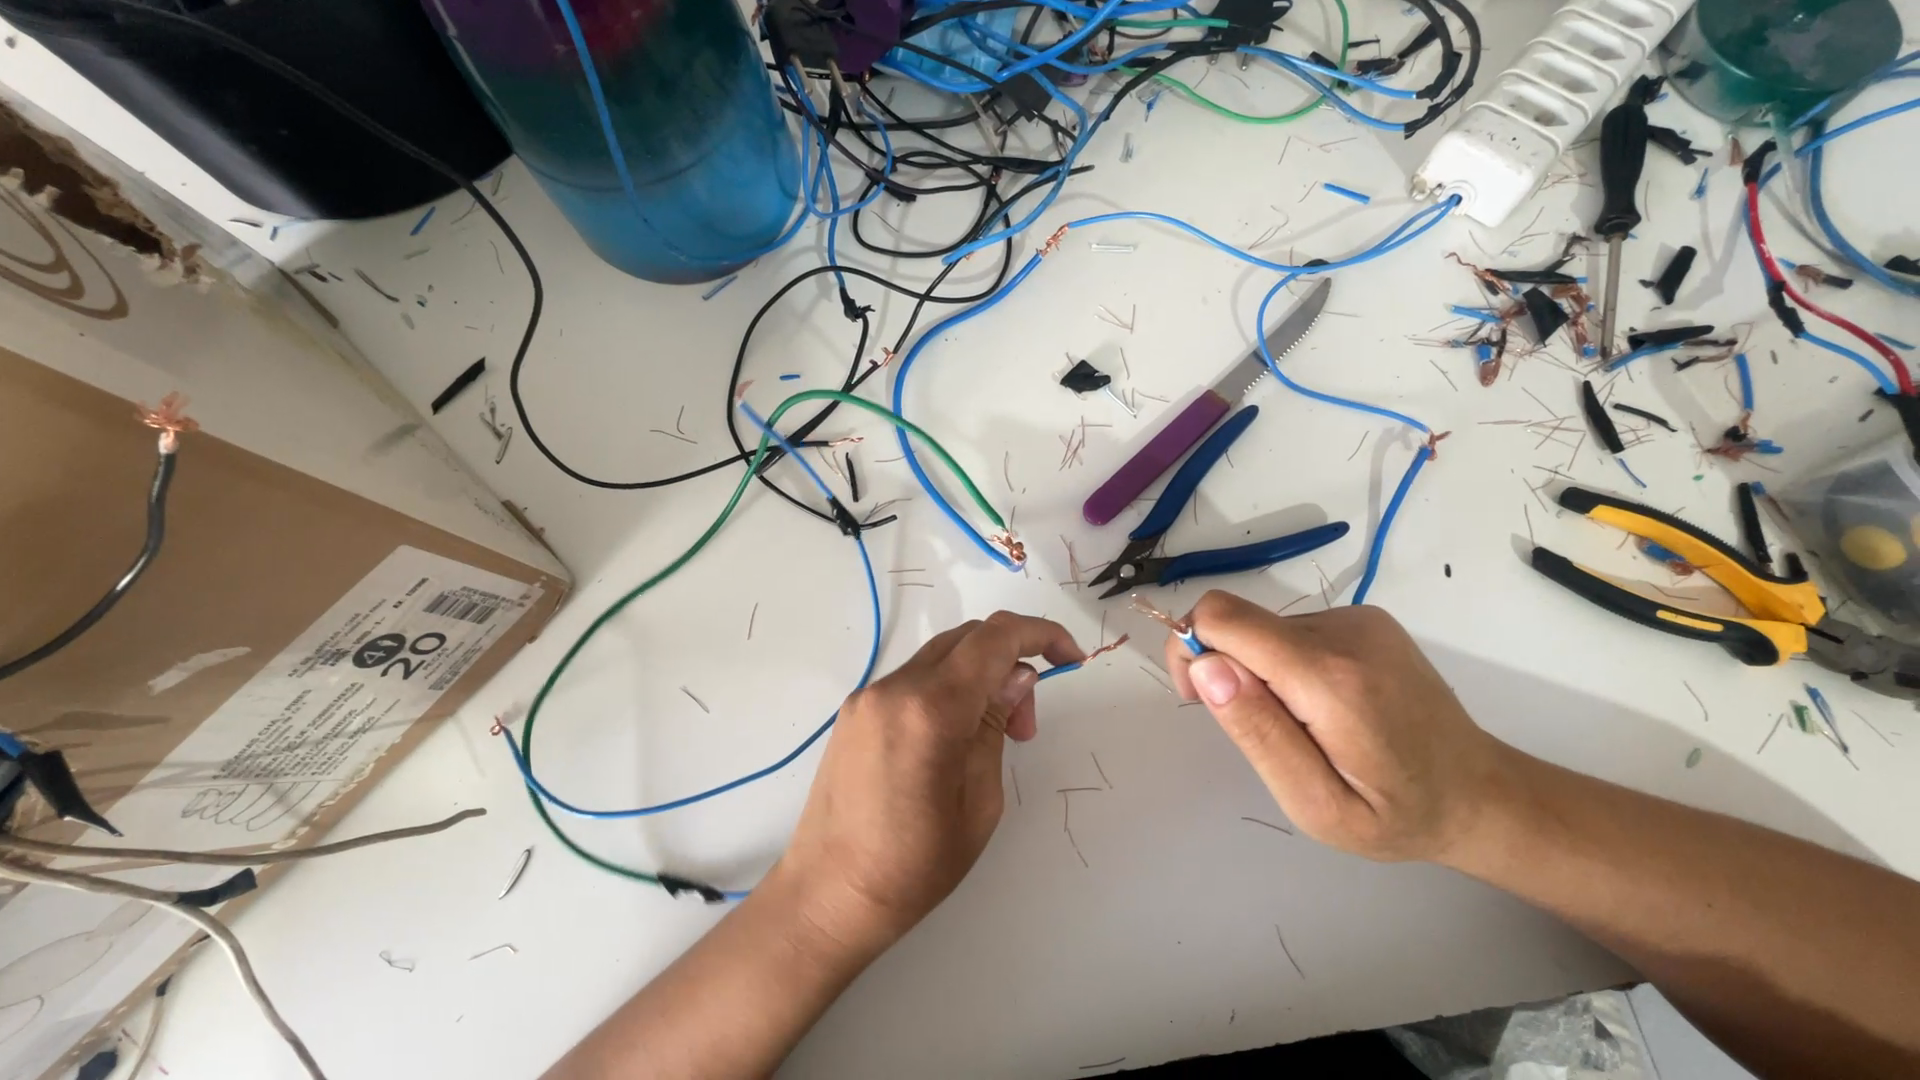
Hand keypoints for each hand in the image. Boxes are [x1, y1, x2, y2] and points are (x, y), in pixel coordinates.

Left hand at [777, 612, 1082, 948]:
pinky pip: (913, 680)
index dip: (1042, 635)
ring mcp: (868, 697)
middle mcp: (894, 688)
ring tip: (992, 735)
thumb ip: (996, 726)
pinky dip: (947, 689)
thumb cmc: (916, 864)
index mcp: (932, 709)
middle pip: (968, 638)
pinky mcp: (854, 712)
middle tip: (1024, 723)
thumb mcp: (981, 800)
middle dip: (1012, 662)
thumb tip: (1016, 678)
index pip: (997, 638)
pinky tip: (954, 737)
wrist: (829, 893)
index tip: (1070, 660)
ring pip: (940, 656)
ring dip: (979, 676)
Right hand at [1164, 591, 1516, 863]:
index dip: (1190, 649)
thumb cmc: (1395, 815)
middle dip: (1226, 670)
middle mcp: (1344, 630)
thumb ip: (1257, 732)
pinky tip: (1323, 708)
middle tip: (1259, 731)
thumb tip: (1206, 665)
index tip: (1198, 698)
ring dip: (1261, 672)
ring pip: (1265, 629)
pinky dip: (1286, 664)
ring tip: (1303, 726)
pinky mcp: (1366, 620)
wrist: (1480, 794)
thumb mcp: (1314, 803)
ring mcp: (1359, 619)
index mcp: (1328, 676)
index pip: (1222, 618)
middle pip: (1239, 623)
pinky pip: (1293, 630)